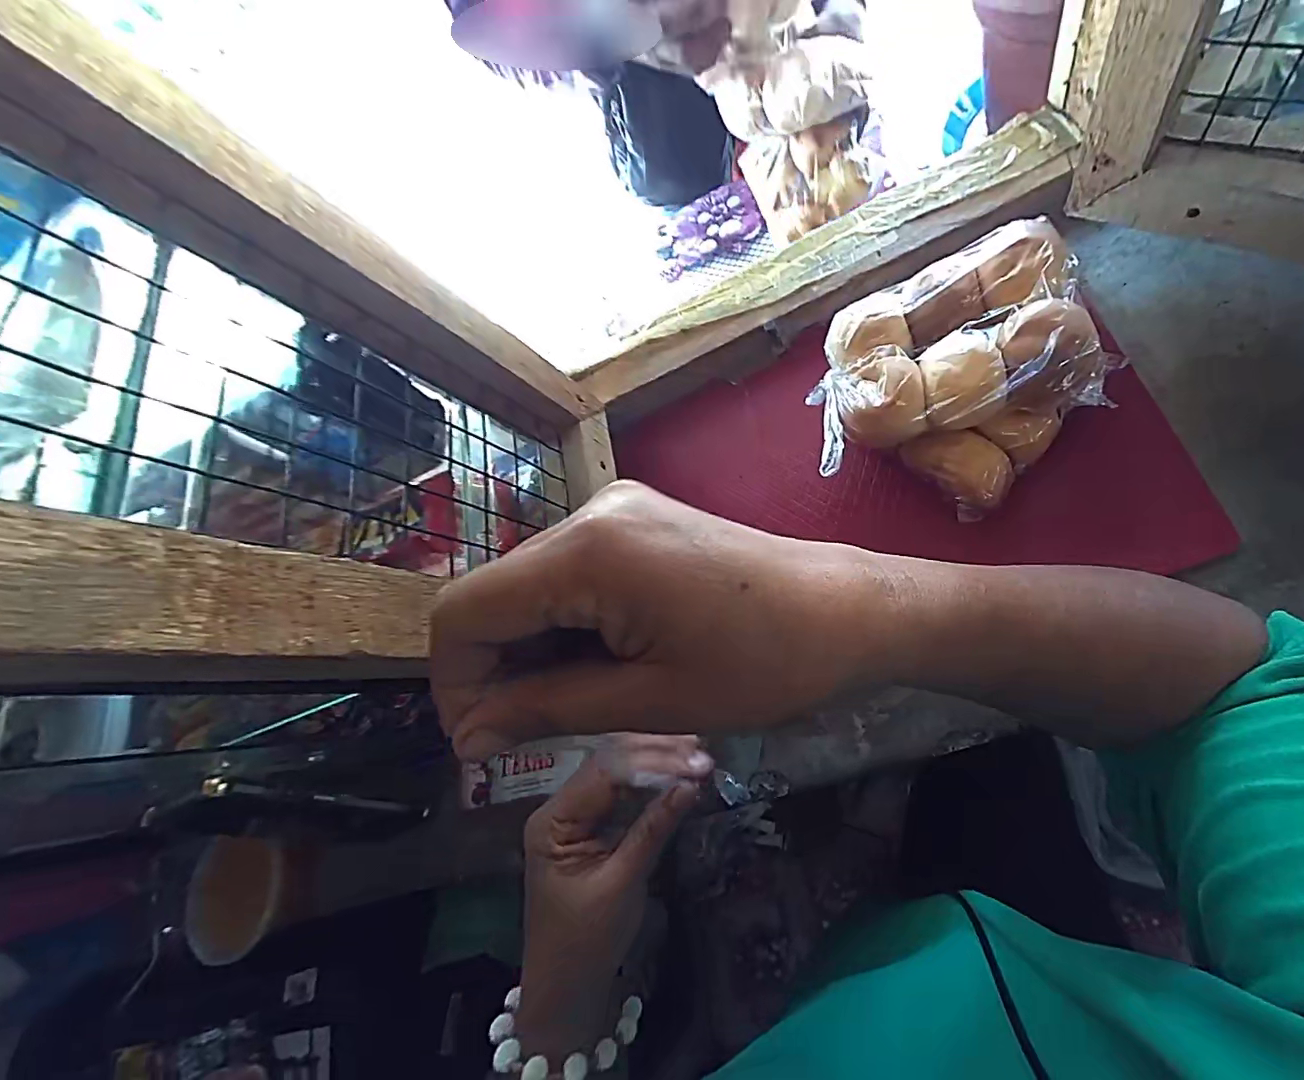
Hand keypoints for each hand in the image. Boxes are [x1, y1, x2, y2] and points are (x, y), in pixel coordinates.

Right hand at [431, 481, 889, 759]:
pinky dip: (575, 624)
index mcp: (588, 551)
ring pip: (538, 587)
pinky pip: (578, 574)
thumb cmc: (764, 662)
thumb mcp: (650, 699)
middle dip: (501, 671)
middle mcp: (595, 512)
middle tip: (535, 735)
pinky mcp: (643, 521)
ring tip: (585, 702)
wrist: (846, 609)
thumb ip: (547, 709)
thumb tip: (471, 734)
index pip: (466, 611)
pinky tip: (609, 662)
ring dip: (540, 650)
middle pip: (500, 596)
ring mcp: (622, 510)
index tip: (484, 743)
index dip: (457, 684)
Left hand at [515, 744, 703, 1057]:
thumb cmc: (586, 943)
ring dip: (660, 760)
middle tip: (703, 748)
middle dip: (658, 752)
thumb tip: (690, 784)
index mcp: (553, 820)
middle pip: (611, 762)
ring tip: (699, 751)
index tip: (695, 760)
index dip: (652, 760)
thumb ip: (653, 829)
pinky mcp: (596, 822)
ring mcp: (578, 812)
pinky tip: (681, 770)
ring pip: (621, 770)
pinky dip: (656, 779)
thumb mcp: (622, 884)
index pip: (604, 772)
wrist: (566, 988)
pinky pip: (626, 790)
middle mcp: (561, 806)